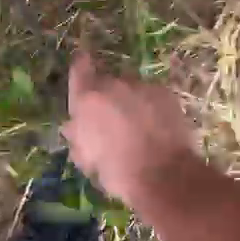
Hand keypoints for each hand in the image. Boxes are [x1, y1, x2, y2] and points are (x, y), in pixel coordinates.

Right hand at [62, 48, 200, 206]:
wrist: (163, 174)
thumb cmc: (116, 170)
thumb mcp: (85, 157)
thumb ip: (77, 135)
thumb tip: (73, 126)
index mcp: (87, 99)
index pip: (79, 68)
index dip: (80, 67)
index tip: (81, 67)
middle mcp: (113, 84)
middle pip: (106, 82)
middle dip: (106, 97)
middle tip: (110, 120)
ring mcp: (142, 86)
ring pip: (130, 89)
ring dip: (129, 101)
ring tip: (135, 126)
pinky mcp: (165, 93)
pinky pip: (151, 95)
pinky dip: (150, 106)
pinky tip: (154, 127)